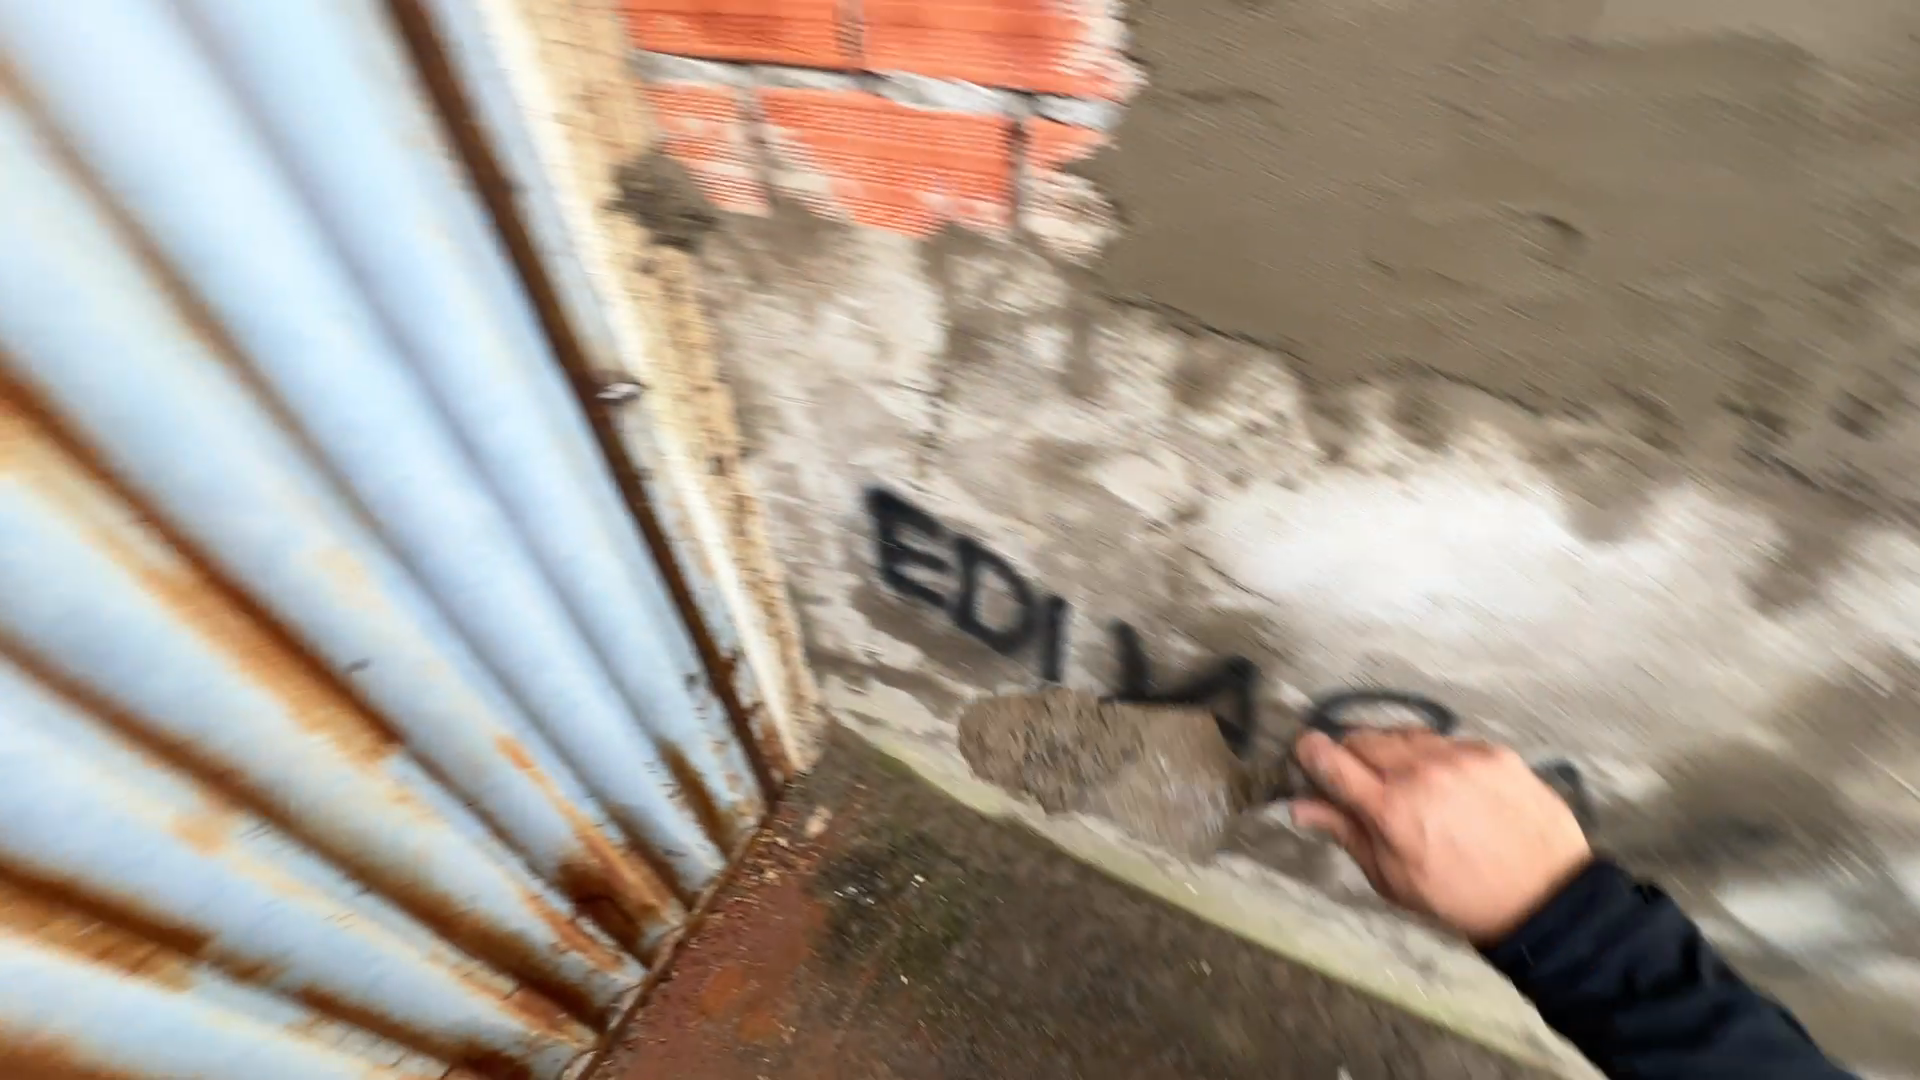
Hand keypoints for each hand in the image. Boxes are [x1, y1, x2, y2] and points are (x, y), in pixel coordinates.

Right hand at [1290, 729, 1591, 945]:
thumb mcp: (1389, 876)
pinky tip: (1452, 784)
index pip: (1328, 757)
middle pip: (1361, 738)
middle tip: (1368, 782)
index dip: (1310, 751)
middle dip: (1354, 756)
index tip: (1309, 756)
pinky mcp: (1492, 752)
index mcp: (1389, 808)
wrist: (1548, 900)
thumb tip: (1297, 806)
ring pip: (1402, 734)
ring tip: (1414, 781)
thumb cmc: (1456, 895)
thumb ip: (1343, 831)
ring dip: (1395, 752)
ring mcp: (1459, 757)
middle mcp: (1420, 772)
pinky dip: (1438, 757)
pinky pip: (1446, 741)